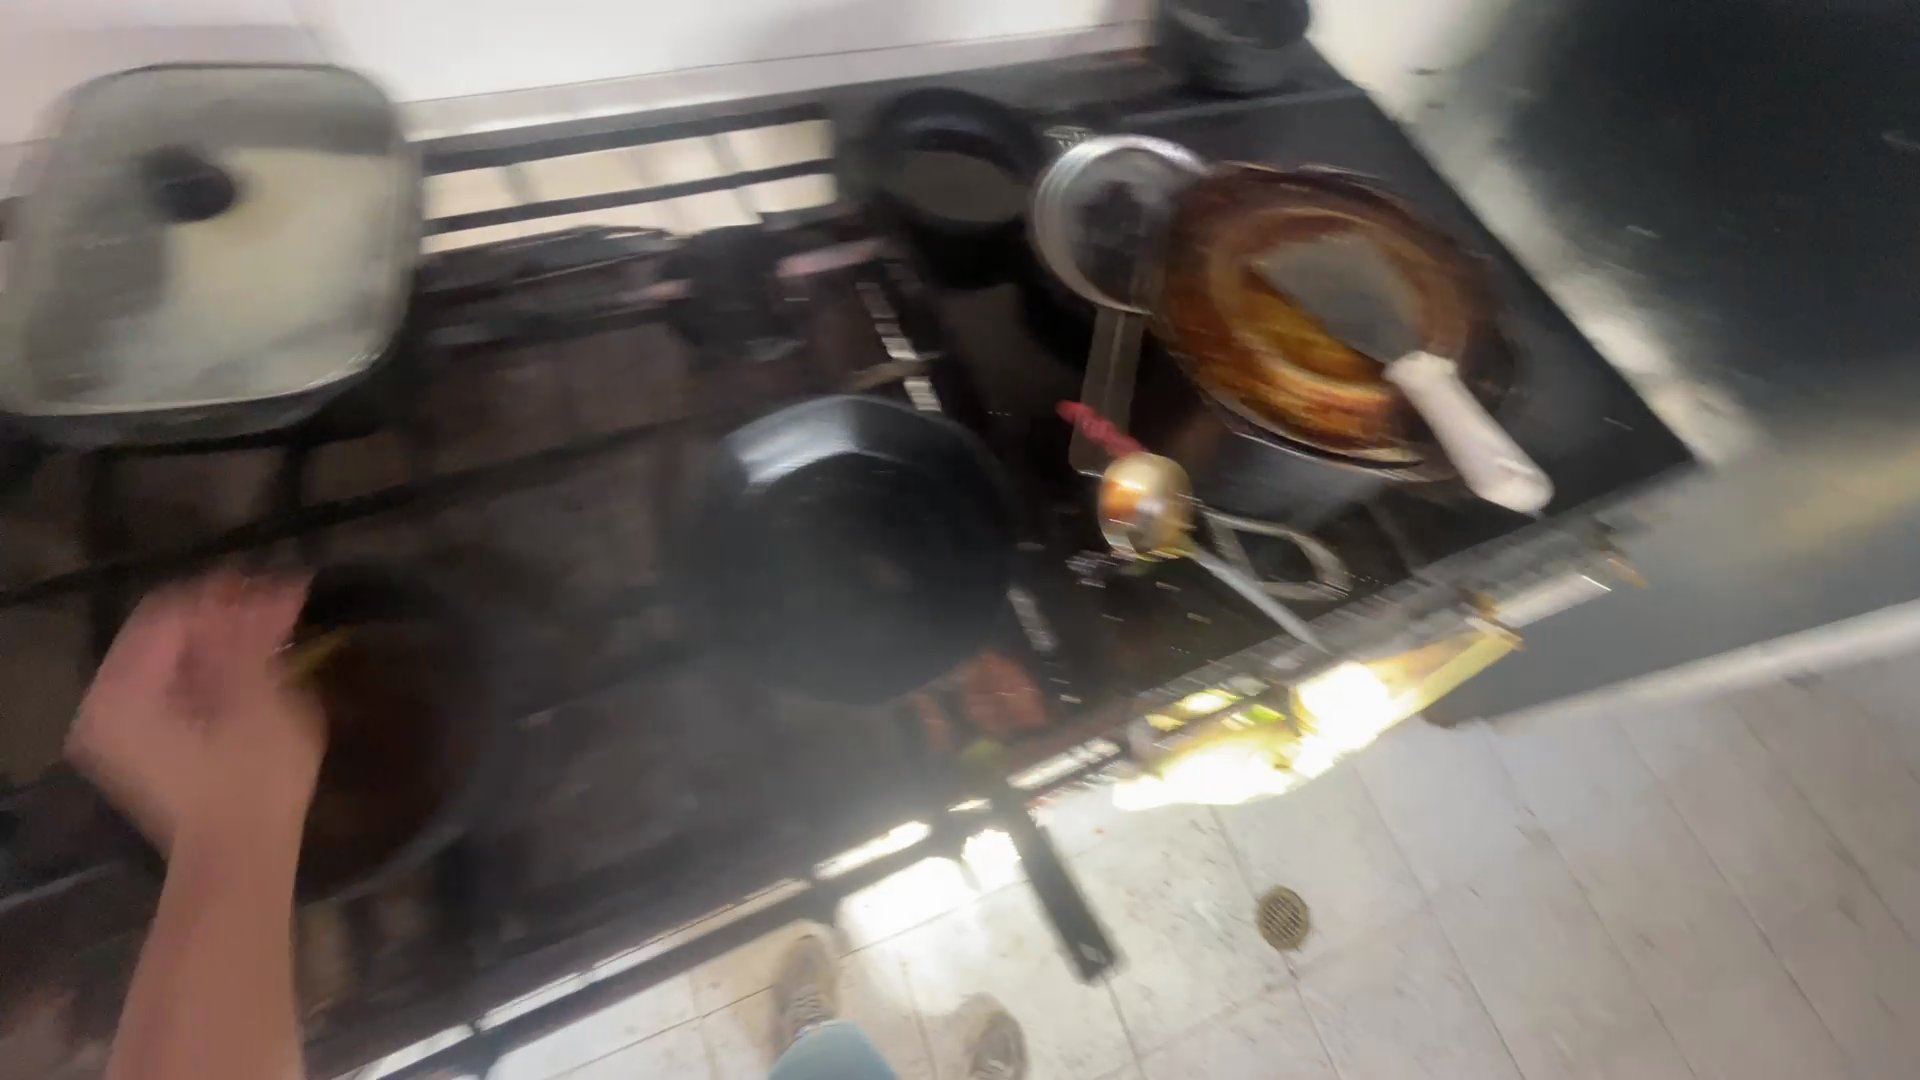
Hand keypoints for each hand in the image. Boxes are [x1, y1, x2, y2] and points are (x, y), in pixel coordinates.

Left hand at [66, 569, 324, 857]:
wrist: (243, 847)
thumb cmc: (252, 776)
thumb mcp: (258, 701)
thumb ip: (253, 641)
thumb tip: (268, 588)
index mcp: (123, 695)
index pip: (166, 615)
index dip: (224, 592)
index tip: (280, 582)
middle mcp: (112, 704)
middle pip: (169, 633)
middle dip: (230, 610)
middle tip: (288, 599)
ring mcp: (131, 724)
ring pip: (180, 654)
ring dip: (232, 633)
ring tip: (286, 622)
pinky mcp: (157, 737)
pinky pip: (185, 679)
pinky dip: (225, 661)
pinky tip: (267, 656)